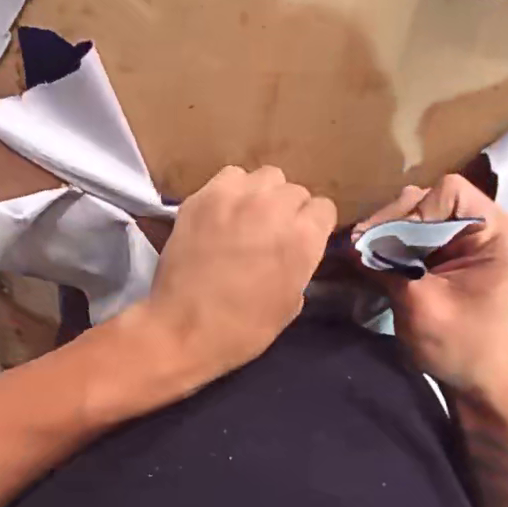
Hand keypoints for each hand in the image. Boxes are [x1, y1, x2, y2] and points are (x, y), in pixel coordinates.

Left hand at [136, 166, 336, 380]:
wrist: (183, 329)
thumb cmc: (244, 329)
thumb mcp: (290, 304)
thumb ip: (300, 265)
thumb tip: (294, 251)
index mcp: (303, 238)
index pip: (324, 209)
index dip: (314, 226)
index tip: (302, 241)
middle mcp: (275, 207)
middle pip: (295, 190)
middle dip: (289, 210)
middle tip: (272, 233)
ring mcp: (237, 197)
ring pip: (266, 176)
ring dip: (264, 194)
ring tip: (250, 216)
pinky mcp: (203, 196)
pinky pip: (230, 176)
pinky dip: (232, 190)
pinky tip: (224, 212)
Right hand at [354, 174, 507, 394]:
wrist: (473, 379)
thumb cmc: (456, 347)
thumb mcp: (419, 305)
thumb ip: (388, 266)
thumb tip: (351, 243)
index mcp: (499, 234)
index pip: (450, 193)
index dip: (412, 212)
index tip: (384, 243)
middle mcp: (491, 226)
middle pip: (433, 198)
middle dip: (395, 222)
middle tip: (363, 247)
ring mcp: (474, 237)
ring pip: (423, 212)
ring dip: (392, 231)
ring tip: (368, 253)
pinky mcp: (457, 250)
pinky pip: (422, 231)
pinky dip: (398, 242)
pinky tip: (380, 258)